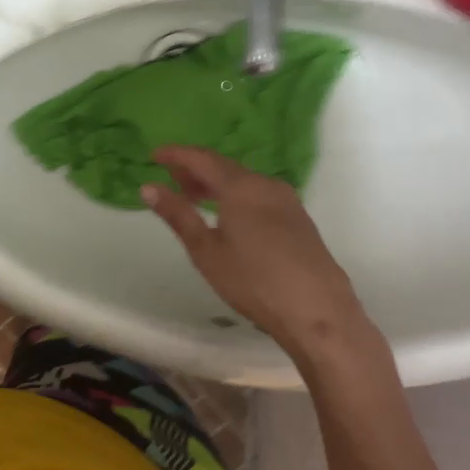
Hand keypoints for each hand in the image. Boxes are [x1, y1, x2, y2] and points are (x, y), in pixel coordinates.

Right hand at [141, 146, 366, 354]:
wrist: (320, 316)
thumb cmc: (254, 281)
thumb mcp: (205, 249)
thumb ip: (177, 214)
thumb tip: (148, 187)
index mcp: (242, 187)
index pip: (202, 158)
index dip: (176, 154)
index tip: (153, 155)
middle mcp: (267, 186)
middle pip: (224, 167)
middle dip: (194, 169)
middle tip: (169, 179)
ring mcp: (288, 203)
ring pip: (243, 181)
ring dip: (215, 184)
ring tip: (193, 198)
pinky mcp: (299, 221)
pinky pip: (258, 195)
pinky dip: (235, 196)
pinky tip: (226, 215)